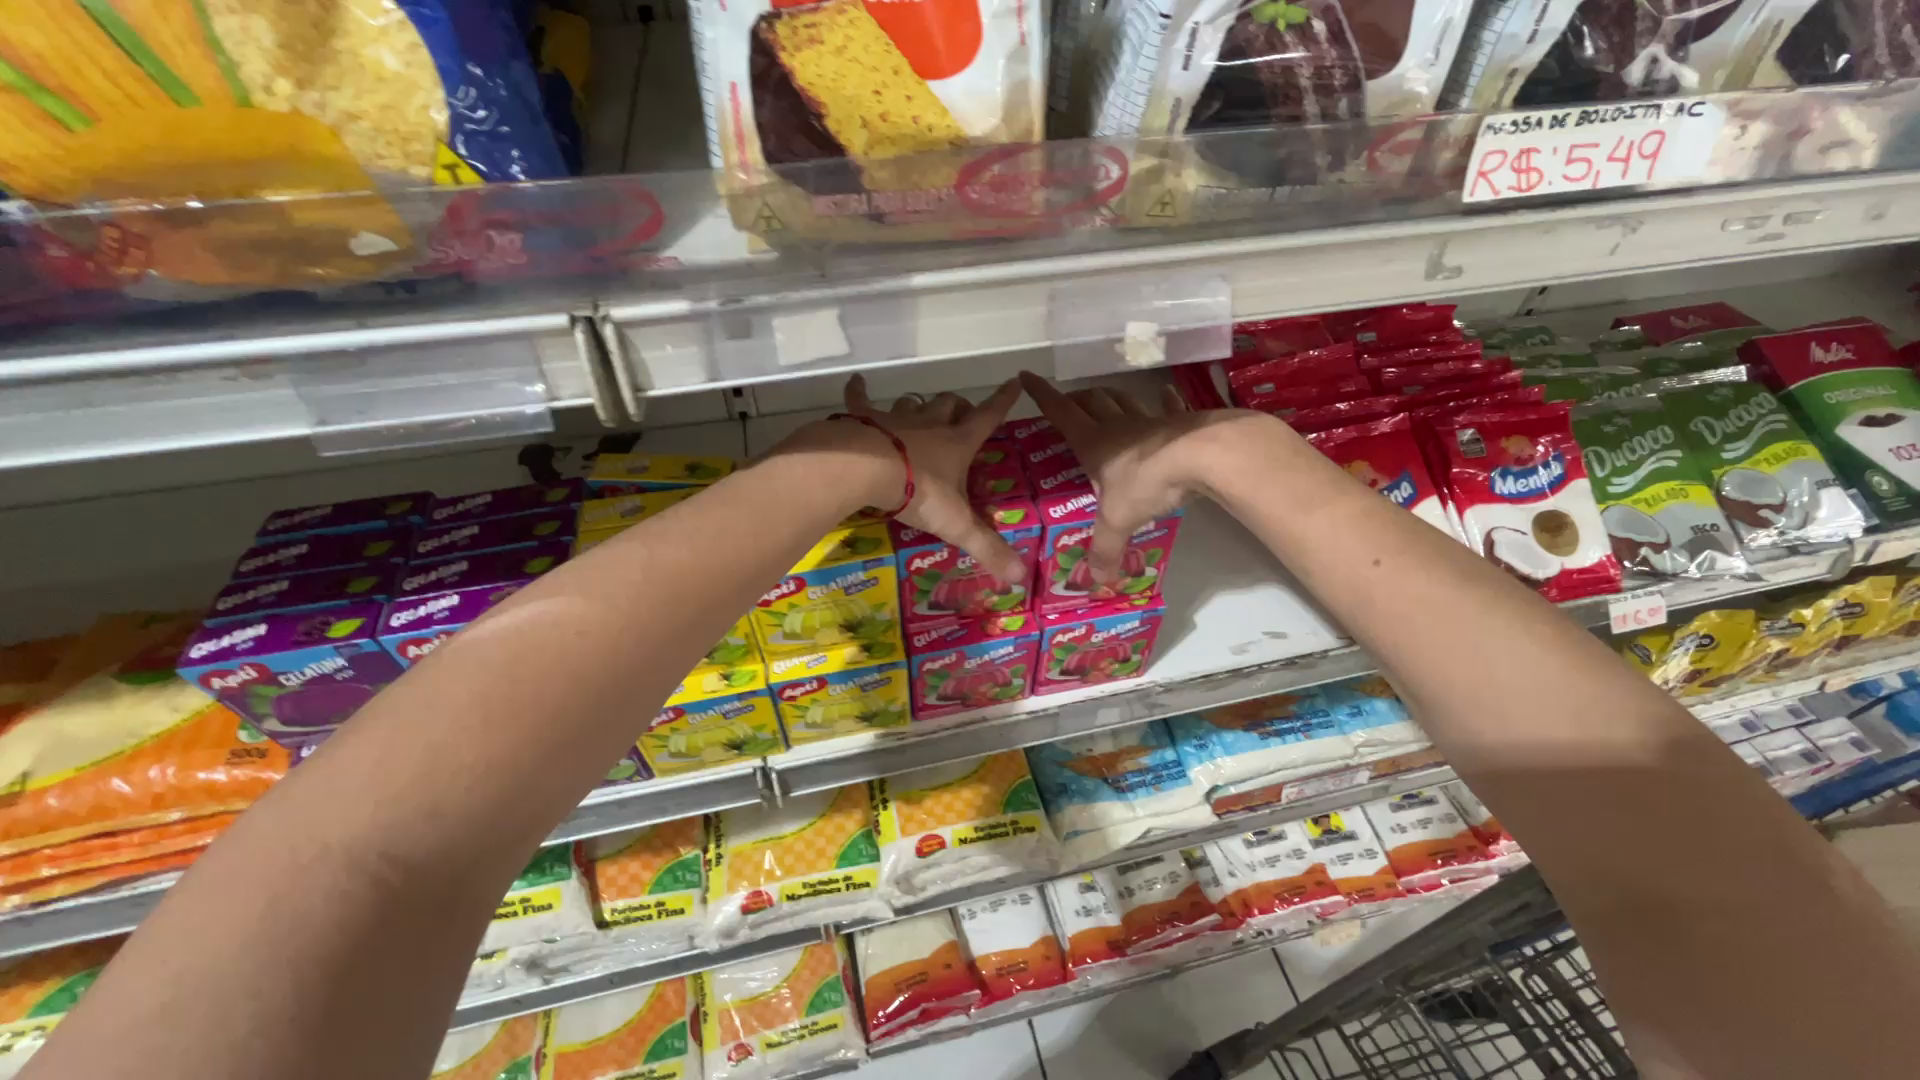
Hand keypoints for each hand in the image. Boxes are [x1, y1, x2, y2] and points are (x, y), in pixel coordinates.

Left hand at [828, 374, 1026, 582]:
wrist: (866, 468)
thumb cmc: (918, 492)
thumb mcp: (957, 525)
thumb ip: (987, 548)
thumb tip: (1021, 577)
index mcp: (957, 444)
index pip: (989, 418)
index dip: (1004, 401)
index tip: (1015, 382)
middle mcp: (930, 425)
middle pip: (950, 405)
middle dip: (960, 407)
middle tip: (963, 414)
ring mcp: (896, 419)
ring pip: (913, 403)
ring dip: (919, 405)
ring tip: (921, 408)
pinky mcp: (863, 419)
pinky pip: (861, 399)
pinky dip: (859, 390)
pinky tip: (857, 382)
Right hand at [1019, 372, 1262, 582]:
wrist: (1204, 455)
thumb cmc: (1148, 481)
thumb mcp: (1118, 520)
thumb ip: (1105, 549)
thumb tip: (1096, 582)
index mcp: (1093, 442)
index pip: (1060, 412)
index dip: (1041, 395)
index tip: (1026, 376)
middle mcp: (1118, 425)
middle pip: (1093, 401)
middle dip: (1078, 398)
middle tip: (1071, 400)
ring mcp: (1151, 420)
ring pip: (1125, 401)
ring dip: (1113, 398)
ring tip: (1106, 398)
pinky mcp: (1182, 422)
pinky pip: (1169, 408)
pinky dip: (1164, 402)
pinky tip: (1165, 397)